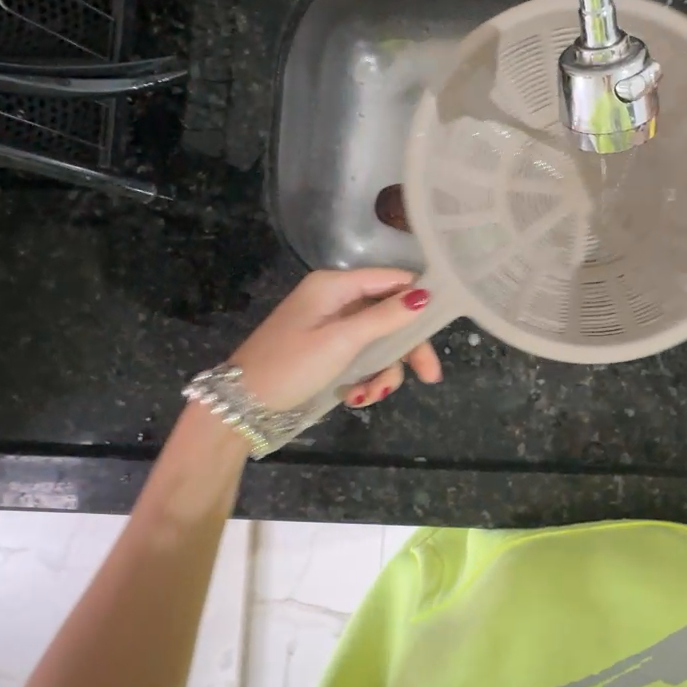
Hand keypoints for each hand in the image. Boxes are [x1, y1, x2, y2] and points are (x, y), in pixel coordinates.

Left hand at [226, 269, 441, 411]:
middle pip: (390, 315)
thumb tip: (425, 294)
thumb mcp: (342, 341)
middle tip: (428, 377)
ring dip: (383, 371)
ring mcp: (332, 327)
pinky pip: (362, 358)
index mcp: (335, 286)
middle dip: (406, 348)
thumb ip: (385, 318)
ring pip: (380, 342)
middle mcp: (336, 301)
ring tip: (371, 395)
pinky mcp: (328, 352)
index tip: (444, 324)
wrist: (242, 407)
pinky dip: (366, 378)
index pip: (392, 279)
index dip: (419, 298)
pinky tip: (356, 397)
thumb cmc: (291, 366)